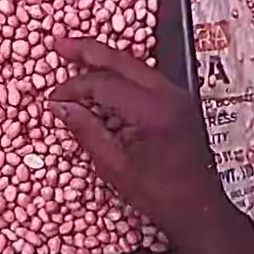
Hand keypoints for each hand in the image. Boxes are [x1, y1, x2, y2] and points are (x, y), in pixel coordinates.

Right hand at [49, 37, 233, 249]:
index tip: (53, 99)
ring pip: (134, 65)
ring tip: (76, 55)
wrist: (201, 210)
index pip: (102, 84)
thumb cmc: (159, 195)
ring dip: (104, 59)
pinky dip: (120, 74)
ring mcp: (177, 96)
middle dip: (87, 50)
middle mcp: (169, 94)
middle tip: (59, 43)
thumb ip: (86, 130)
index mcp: (152, 110)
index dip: (73, 88)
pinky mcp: (179, 102)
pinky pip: (144, 78)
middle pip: (121, 60)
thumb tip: (60, 106)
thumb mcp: (114, 166)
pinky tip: (102, 79)